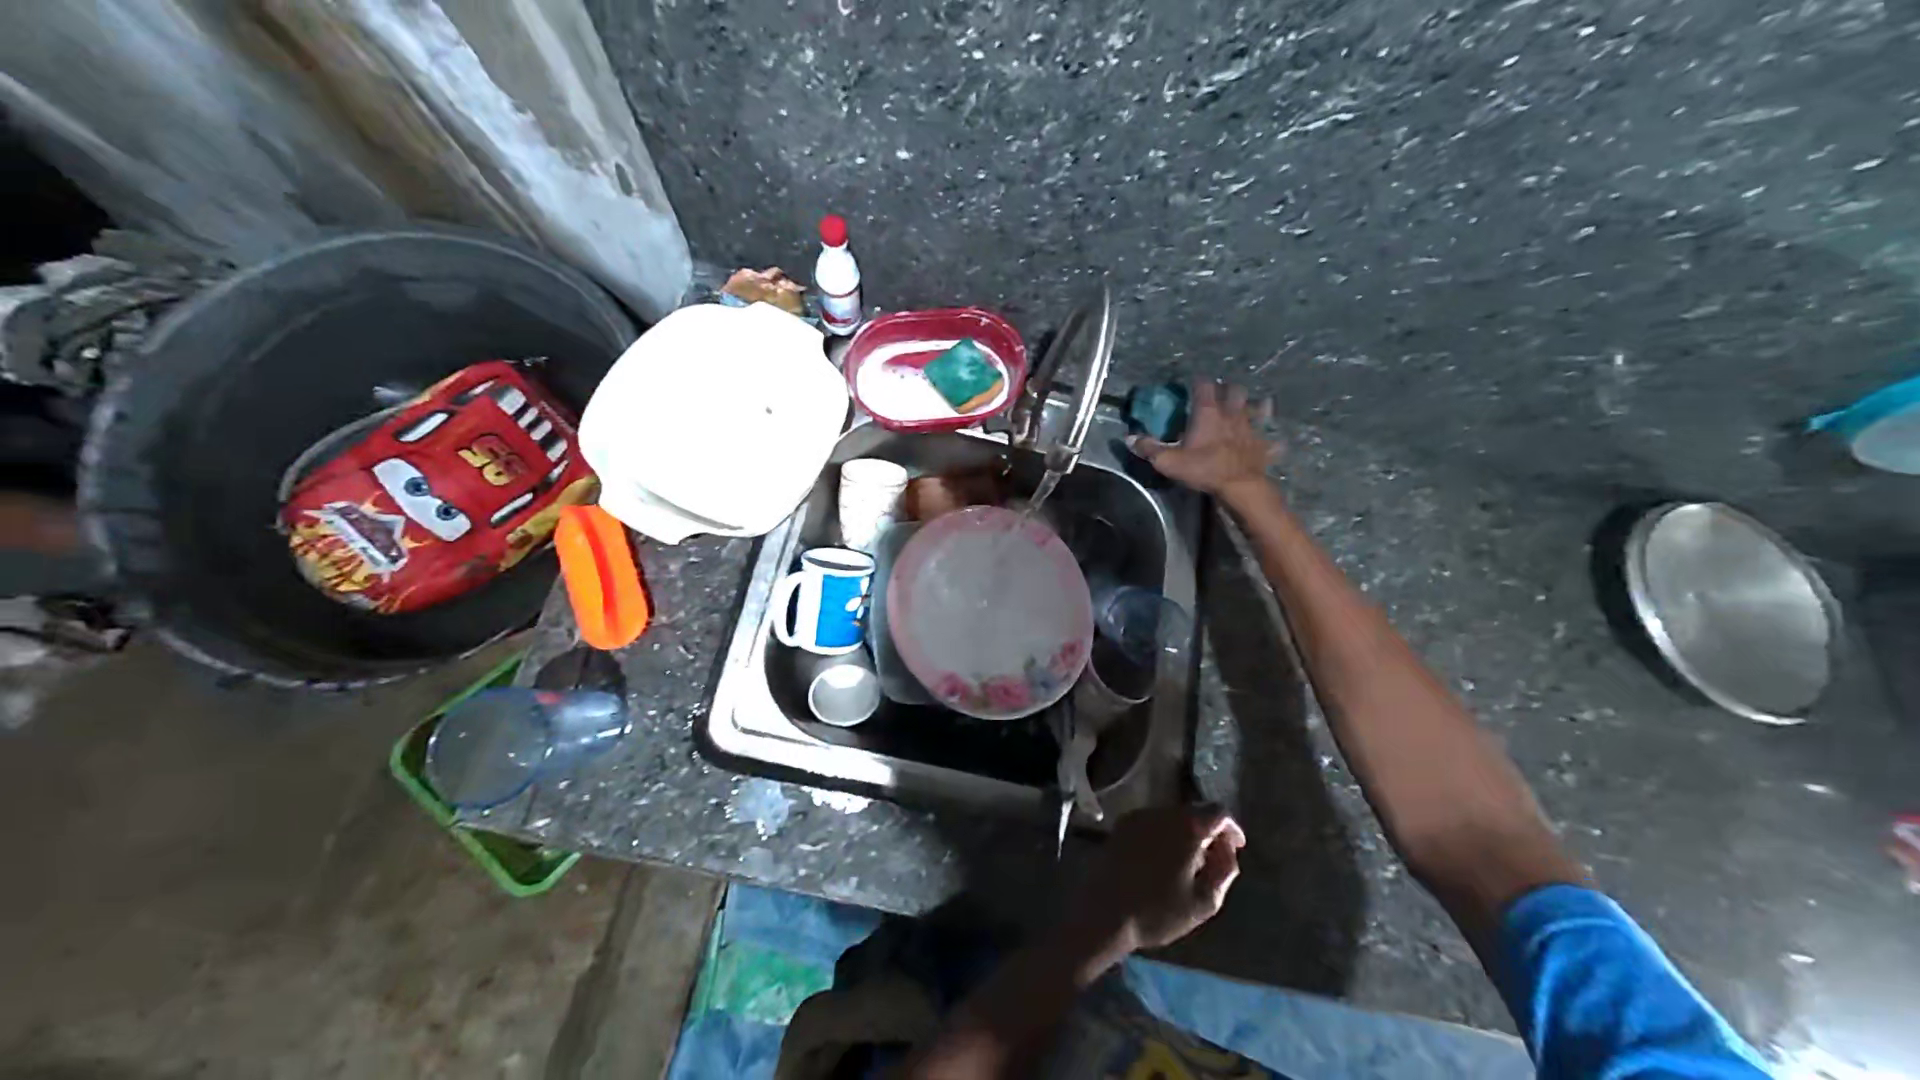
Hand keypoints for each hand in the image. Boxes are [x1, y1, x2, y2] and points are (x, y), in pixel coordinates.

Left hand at [1072, 805, 1246, 954]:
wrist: (1105, 912)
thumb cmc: (1158, 912)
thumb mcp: (1204, 901)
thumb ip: (1224, 870)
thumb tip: (1228, 849)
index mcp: (1186, 827)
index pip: (1218, 812)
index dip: (1231, 828)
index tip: (1235, 848)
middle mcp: (1162, 812)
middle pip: (1194, 811)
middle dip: (1208, 832)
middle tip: (1213, 861)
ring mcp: (1138, 816)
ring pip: (1172, 816)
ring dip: (1185, 833)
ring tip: (1188, 865)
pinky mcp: (1121, 824)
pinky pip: (1152, 822)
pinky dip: (1164, 834)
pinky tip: (1162, 860)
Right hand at [1127, 380, 1279, 502]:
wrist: (1240, 486)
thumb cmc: (1203, 469)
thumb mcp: (1169, 461)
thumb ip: (1149, 448)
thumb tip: (1129, 438)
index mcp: (1208, 413)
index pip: (1204, 386)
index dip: (1198, 382)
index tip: (1193, 383)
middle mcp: (1232, 414)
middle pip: (1235, 390)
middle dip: (1228, 389)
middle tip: (1221, 395)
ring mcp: (1252, 429)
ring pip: (1259, 408)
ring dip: (1255, 406)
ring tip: (1249, 409)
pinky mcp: (1264, 446)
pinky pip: (1271, 440)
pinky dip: (1270, 439)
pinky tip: (1269, 442)